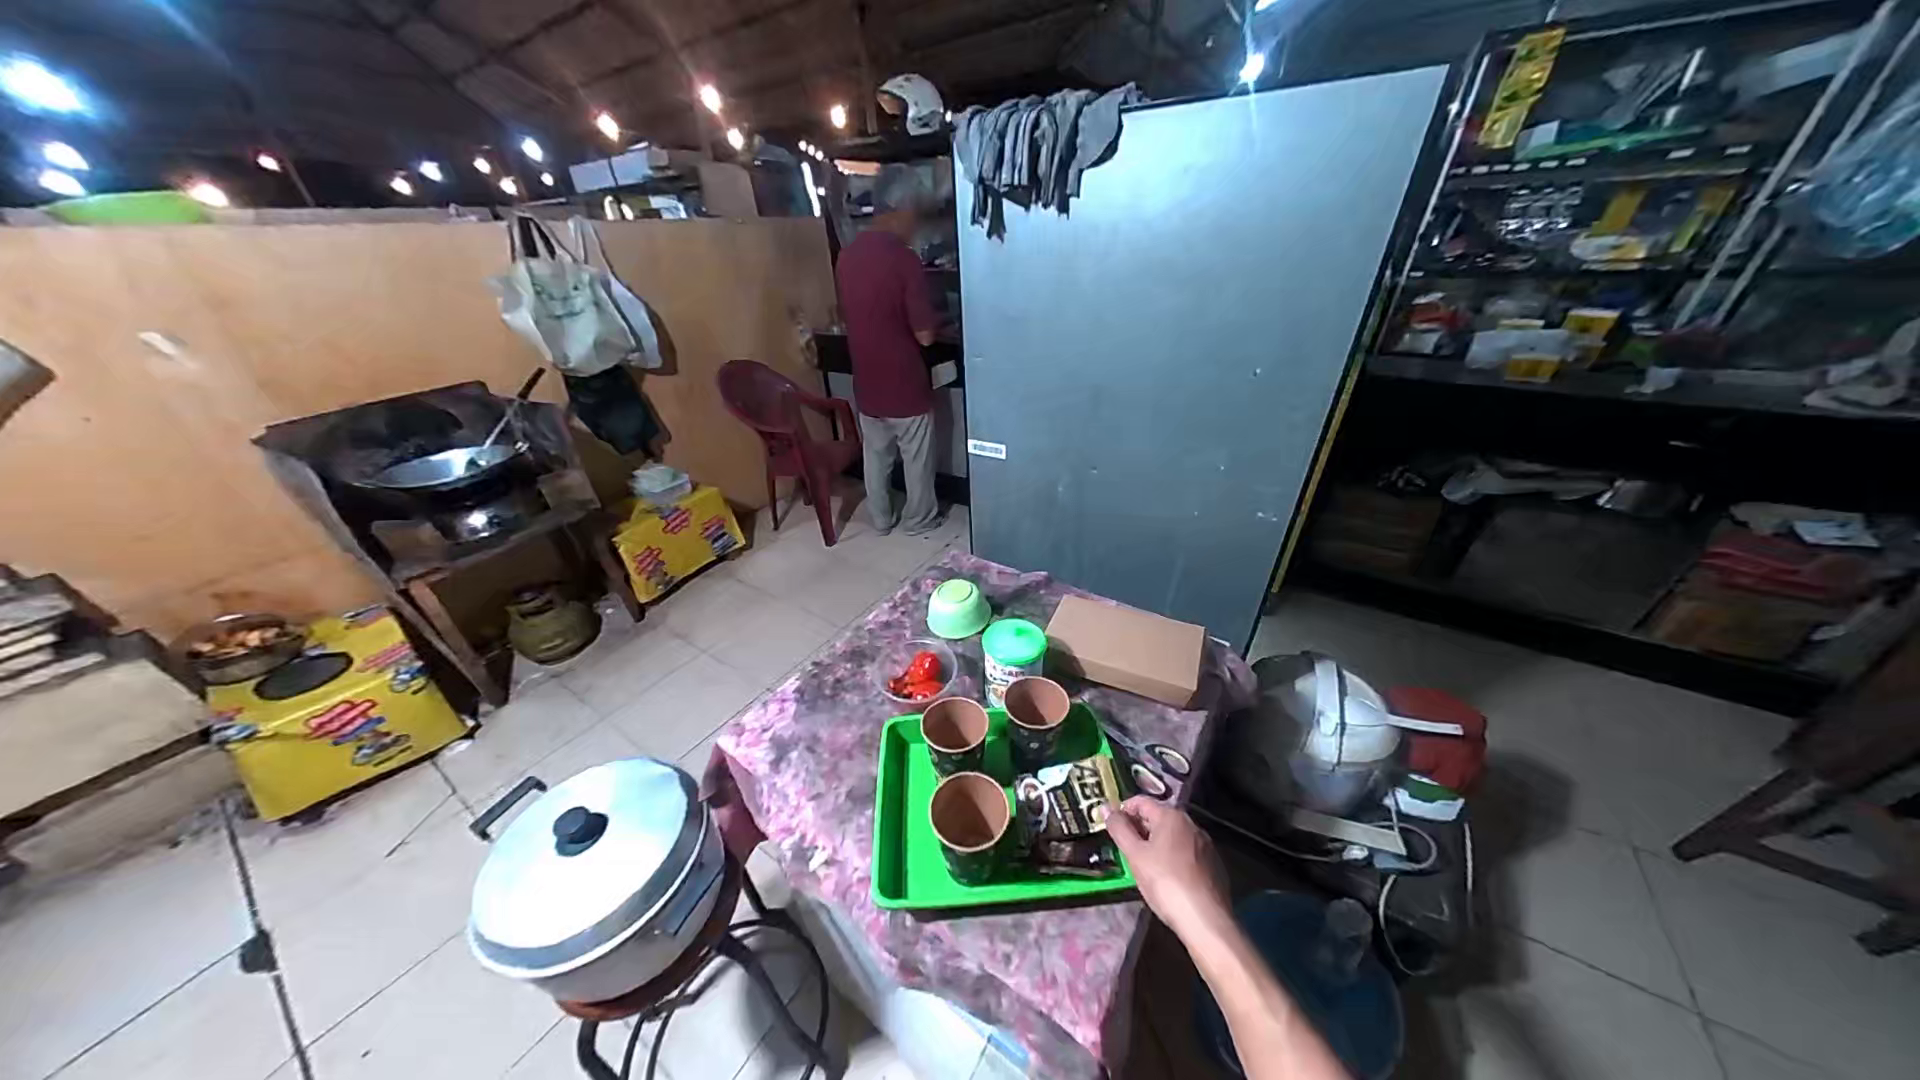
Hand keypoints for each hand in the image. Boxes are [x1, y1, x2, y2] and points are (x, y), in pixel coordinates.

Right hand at [1107, 797, 1232, 941]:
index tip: (1112, 828)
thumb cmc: (1165, 882)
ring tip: (1144, 866)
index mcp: (1171, 816)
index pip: (1140, 801)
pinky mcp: (1214, 865)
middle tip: (1125, 849)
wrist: (1205, 920)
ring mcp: (1205, 845)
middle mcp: (1191, 824)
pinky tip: (1168, 878)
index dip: (1123, 811)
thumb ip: (1119, 829)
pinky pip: (1186, 853)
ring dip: (1156, 844)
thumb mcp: (1135, 855)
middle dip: (1139, 829)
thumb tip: (1106, 808)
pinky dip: (1173, 858)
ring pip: (1173, 836)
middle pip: (1158, 817)